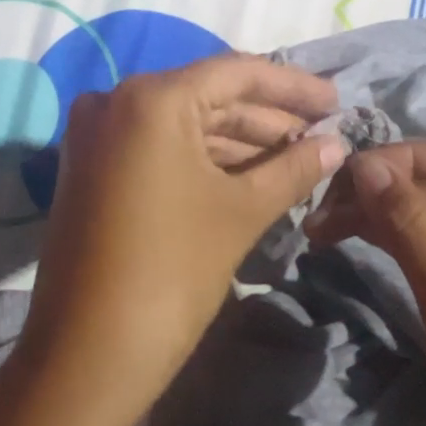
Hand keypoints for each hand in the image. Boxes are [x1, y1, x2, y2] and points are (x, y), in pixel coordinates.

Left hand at [0, 54, 342, 425]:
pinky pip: (158, 147)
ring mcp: (97, 134)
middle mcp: (116, 100)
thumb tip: (336, 144)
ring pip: (183, 124)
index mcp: (151, 97)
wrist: (89, 353)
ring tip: (296, 157)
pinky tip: (250, 173)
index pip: (235, 72)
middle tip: (322, 134)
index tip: (337, 100)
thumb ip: (293, 168)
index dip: (292, 85)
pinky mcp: (91, 167)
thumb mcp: (241, 212)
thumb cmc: (172, 272)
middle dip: (267, 117)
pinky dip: (203, 157)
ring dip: (239, 140)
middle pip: (207, 96)